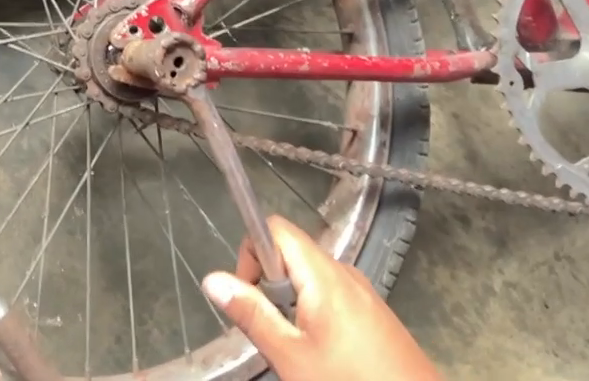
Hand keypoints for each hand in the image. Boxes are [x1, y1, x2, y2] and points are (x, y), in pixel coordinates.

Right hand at [202, 215, 441, 380]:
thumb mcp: (291, 358)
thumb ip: (251, 315)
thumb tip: (211, 278)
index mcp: (324, 275)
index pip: (276, 228)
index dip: (252, 253)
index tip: (249, 296)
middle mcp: (346, 273)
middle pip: (292, 254)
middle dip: (270, 285)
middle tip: (272, 332)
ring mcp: (365, 295)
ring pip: (311, 278)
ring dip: (292, 303)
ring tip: (298, 350)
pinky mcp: (377, 316)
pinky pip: (333, 296)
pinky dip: (316, 314)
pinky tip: (325, 358)